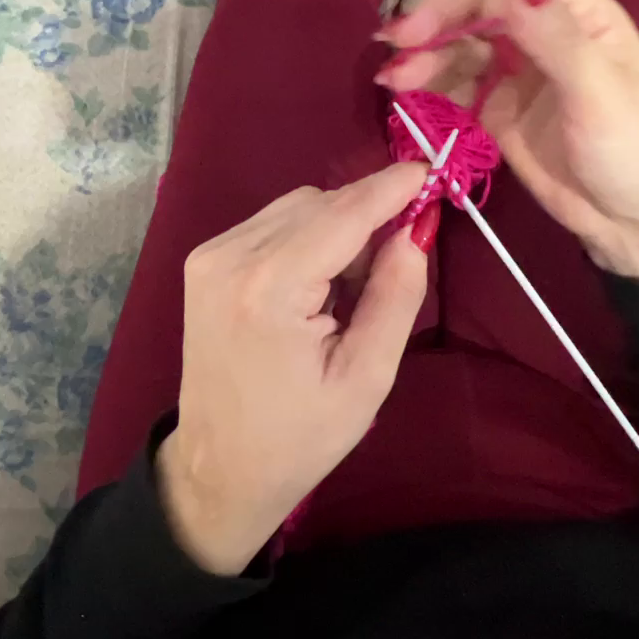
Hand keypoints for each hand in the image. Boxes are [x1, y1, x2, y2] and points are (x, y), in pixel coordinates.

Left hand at [158, 164, 429, 575]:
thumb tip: (416, 228)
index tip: (433, 168)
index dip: (391, 187)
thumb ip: (396, 295)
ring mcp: (210, 255)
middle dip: (366, 218)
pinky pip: (273, 223)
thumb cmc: (299, 438)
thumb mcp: (366, 377)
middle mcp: (230, 257)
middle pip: (319, 203)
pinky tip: (314, 286)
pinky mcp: (204, 261)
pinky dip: (307, 238)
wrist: (218, 470)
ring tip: (347, 293)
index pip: (343, 213)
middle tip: (392, 268)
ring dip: (337, 230)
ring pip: (296, 207)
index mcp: (268, 288)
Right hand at [379, 0, 638, 277]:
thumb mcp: (599, 92)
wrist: (637, 227)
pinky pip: (459, 86)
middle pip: (481, 7)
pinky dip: (431, 84)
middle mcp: (545, 35)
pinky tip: (405, 89)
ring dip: (426, 55)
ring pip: (463, 47)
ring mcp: (520, 75)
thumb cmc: (635, 152)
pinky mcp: (501, 112)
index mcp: (581, 16)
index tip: (450, 25)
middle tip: (395, 42)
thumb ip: (553, 33)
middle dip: (437, 20)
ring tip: (391, 78)